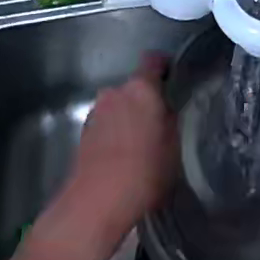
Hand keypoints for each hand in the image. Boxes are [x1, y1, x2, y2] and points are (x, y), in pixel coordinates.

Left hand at [60, 53, 177, 243]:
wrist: (98, 198)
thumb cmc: (144, 171)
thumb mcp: (174, 147)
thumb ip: (171, 119)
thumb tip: (168, 107)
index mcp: (140, 89)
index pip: (153, 61)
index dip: (164, 65)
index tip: (173, 75)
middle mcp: (115, 91)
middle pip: (135, 87)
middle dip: (147, 100)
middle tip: (161, 122)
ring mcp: (97, 109)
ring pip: (119, 104)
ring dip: (129, 115)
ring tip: (142, 143)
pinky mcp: (85, 128)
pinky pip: (107, 121)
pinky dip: (116, 129)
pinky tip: (123, 153)